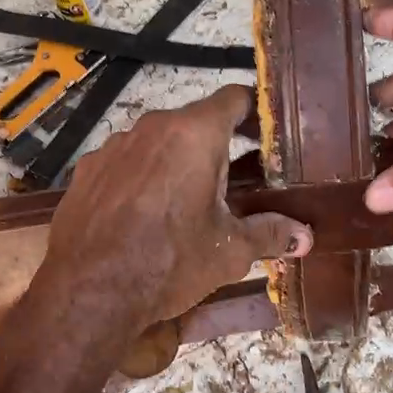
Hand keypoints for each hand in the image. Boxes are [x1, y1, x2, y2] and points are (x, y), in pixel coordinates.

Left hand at [42, 84, 312, 325]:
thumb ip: (270, 234)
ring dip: (177, 160)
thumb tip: (306, 237)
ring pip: (158, 141)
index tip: (266, 135)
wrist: (86, 294)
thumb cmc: (169, 263)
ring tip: (187, 199)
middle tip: (236, 178)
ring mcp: (114, 146)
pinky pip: (126, 162)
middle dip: (218, 144)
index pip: (234, 98)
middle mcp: (153, 128)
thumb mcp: (228, 251)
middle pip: (195, 121)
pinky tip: (144, 214)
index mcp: (195, 134)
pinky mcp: (87, 170)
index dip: (255, 112)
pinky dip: (141, 177)